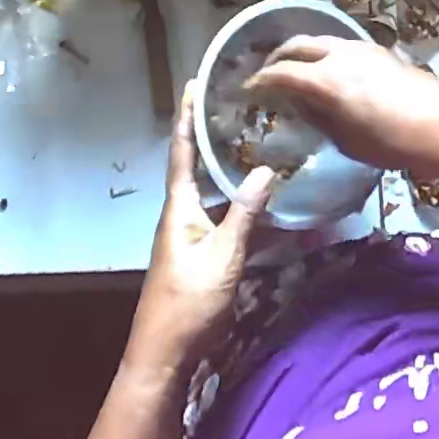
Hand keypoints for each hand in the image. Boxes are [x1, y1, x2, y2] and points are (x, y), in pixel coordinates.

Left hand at [128, 82, 274, 375]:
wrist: (164, 354)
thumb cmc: (189, 302)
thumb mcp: (223, 256)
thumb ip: (245, 214)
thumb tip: (265, 171)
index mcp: (179, 205)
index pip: (182, 149)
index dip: (187, 116)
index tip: (193, 84)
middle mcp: (182, 212)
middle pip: (200, 167)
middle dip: (216, 141)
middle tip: (240, 115)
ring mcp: (191, 235)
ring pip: (218, 198)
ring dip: (238, 182)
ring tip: (266, 160)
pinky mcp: (202, 256)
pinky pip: (226, 225)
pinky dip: (247, 218)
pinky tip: (274, 217)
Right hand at [243, 35, 438, 175]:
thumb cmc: (397, 143)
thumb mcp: (349, 142)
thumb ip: (318, 118)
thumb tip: (301, 104)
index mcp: (324, 80)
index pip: (279, 73)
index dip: (259, 81)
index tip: (247, 89)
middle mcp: (337, 56)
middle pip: (296, 45)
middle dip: (276, 57)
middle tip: (267, 72)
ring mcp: (360, 49)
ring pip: (318, 41)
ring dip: (301, 52)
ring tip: (296, 69)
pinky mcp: (379, 51)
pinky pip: (339, 46)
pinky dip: (323, 54)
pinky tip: (329, 71)